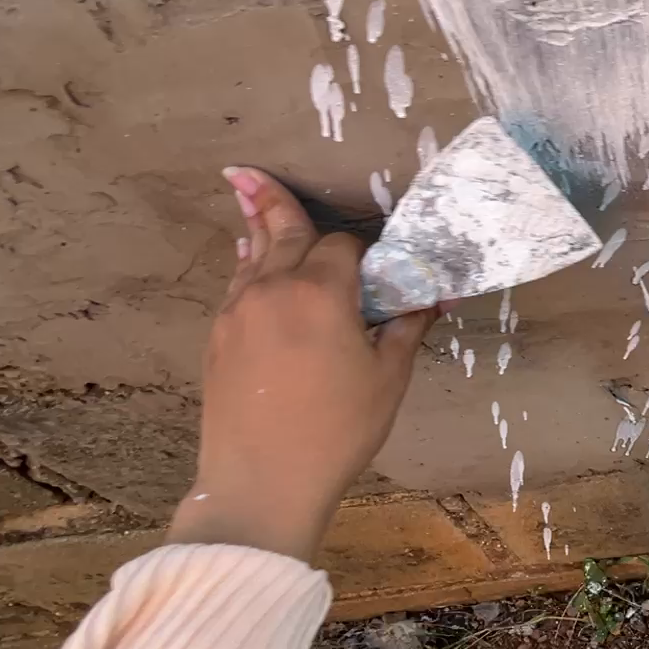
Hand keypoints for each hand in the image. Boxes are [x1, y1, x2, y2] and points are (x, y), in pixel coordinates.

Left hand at [167, 167, 434, 560]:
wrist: (262, 479)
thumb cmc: (340, 426)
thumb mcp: (390, 376)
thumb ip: (407, 328)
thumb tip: (430, 299)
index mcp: (320, 293)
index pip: (343, 246)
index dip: (366, 249)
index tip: (385, 262)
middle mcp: (270, 289)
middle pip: (280, 233)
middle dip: (277, 202)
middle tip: (251, 169)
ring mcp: (236, 312)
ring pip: (251, 256)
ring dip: (258, 228)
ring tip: (246, 193)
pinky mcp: (217, 338)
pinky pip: (237, 284)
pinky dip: (248, 264)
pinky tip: (250, 258)